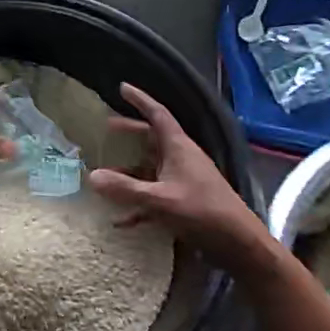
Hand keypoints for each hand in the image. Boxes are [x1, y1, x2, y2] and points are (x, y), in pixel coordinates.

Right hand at [88, 83, 288, 269]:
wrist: (237, 242)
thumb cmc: (202, 211)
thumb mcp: (159, 200)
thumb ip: (125, 189)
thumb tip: (92, 176)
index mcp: (178, 147)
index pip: (158, 115)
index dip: (140, 100)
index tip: (123, 88)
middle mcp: (181, 158)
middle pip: (153, 138)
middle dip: (131, 132)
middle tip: (108, 127)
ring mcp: (183, 179)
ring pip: (152, 168)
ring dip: (130, 169)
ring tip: (106, 171)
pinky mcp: (184, 201)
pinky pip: (154, 195)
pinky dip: (137, 203)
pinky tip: (119, 220)